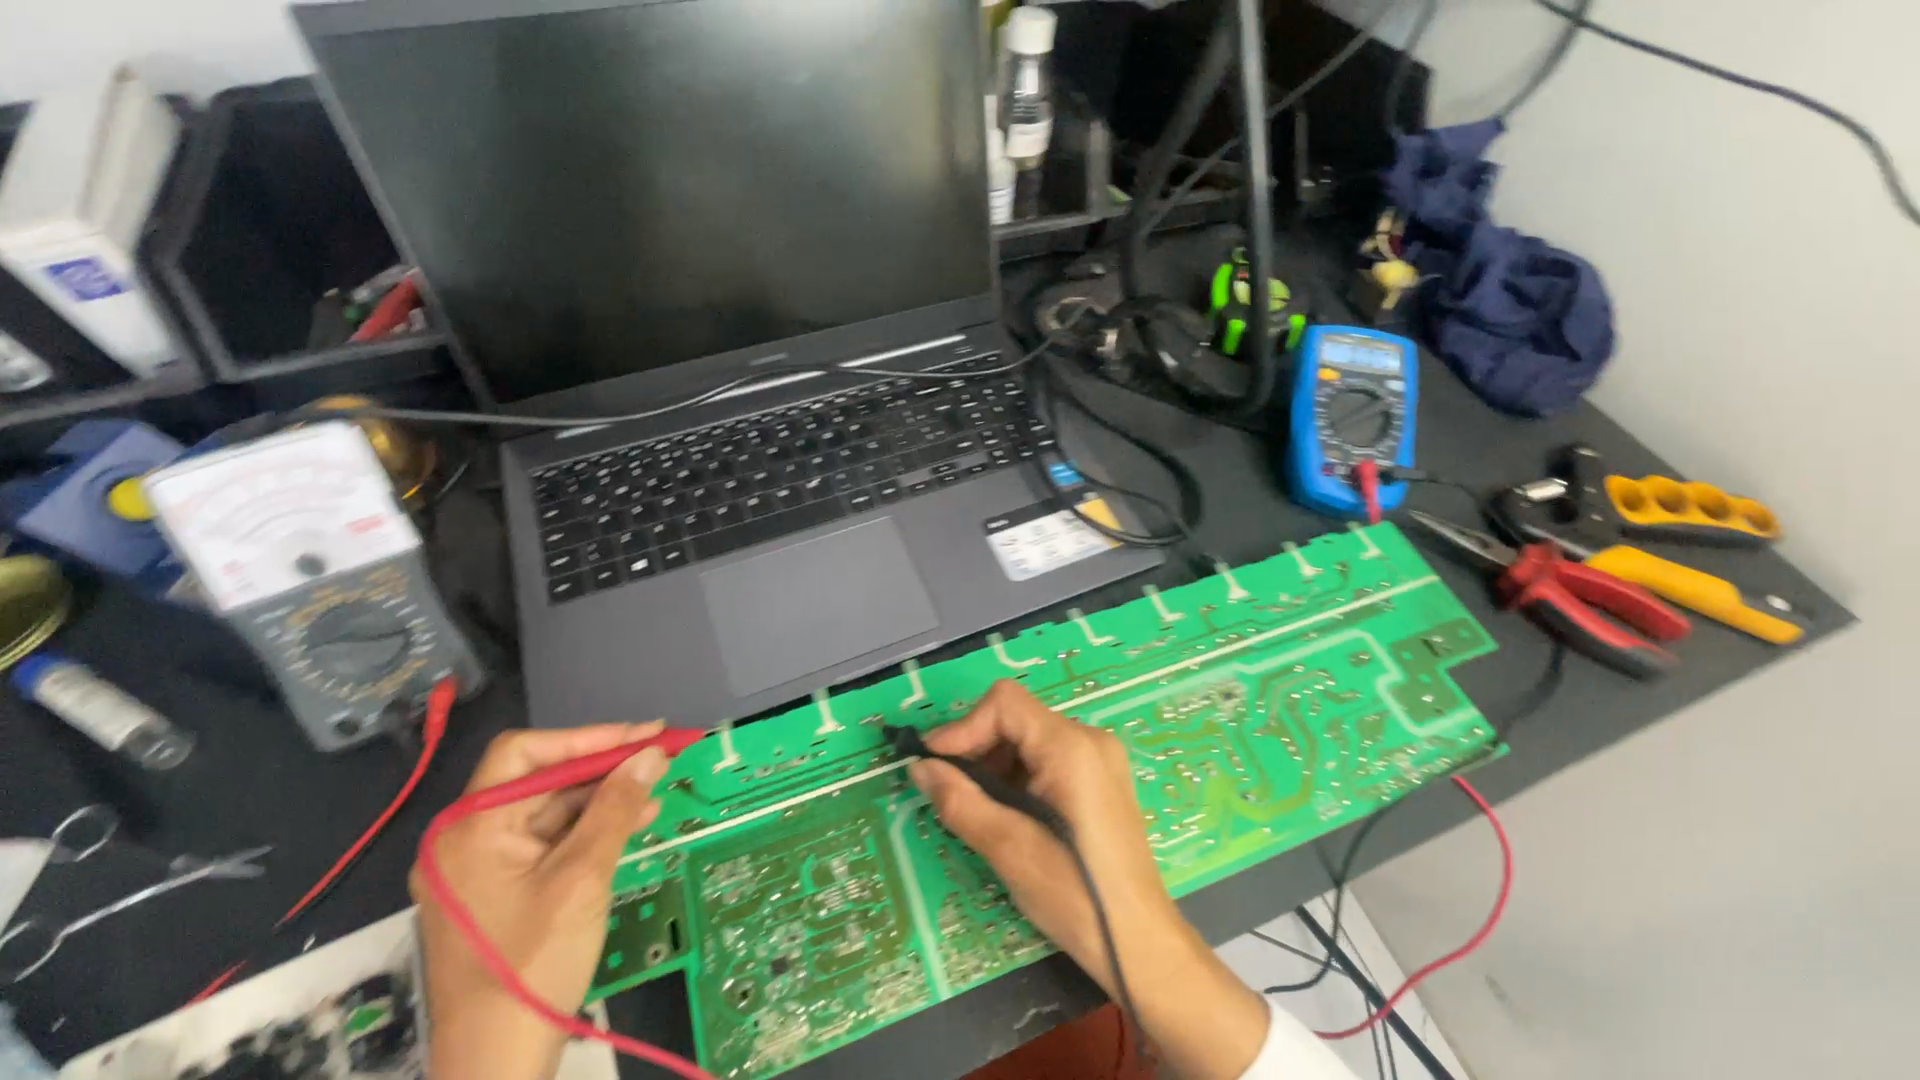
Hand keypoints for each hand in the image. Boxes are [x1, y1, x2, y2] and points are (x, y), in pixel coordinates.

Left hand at [412, 723, 668, 1079]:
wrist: (495, 1060)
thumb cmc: (535, 962)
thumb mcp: (583, 878)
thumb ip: (616, 808)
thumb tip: (650, 755)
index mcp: (470, 827)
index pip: (527, 754)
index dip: (590, 738)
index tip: (645, 735)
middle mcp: (463, 839)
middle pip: (538, 780)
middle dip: (601, 767)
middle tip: (658, 758)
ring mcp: (476, 868)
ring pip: (545, 811)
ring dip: (600, 799)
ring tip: (656, 793)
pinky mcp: (494, 893)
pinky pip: (543, 843)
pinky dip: (585, 831)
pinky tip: (629, 826)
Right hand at [912, 682, 1272, 1079]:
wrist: (1137, 940)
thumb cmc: (1073, 894)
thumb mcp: (1007, 847)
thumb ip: (959, 800)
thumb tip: (920, 768)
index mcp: (1071, 747)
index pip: (1004, 703)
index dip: (963, 727)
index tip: (935, 765)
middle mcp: (1090, 739)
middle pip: (1017, 717)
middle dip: (977, 748)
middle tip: (952, 791)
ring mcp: (1100, 759)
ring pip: (1030, 738)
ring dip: (995, 764)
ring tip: (980, 808)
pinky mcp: (1101, 780)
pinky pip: (1049, 758)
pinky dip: (1019, 775)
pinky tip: (1009, 813)